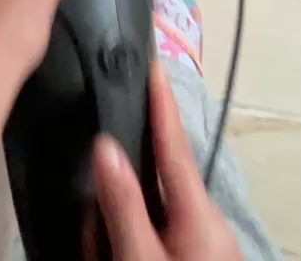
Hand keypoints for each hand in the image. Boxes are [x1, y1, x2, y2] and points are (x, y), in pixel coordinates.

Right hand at [88, 62, 243, 260]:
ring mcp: (196, 248)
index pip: (173, 144)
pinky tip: (111, 256)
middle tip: (98, 244)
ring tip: (105, 257)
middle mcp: (202, 224)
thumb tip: (105, 143)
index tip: (151, 60)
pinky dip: (123, 246)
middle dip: (112, 201)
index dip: (160, 102)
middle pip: (147, 184)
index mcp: (198, 215)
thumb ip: (122, 204)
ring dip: (112, 234)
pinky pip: (143, 239)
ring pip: (138, 216)